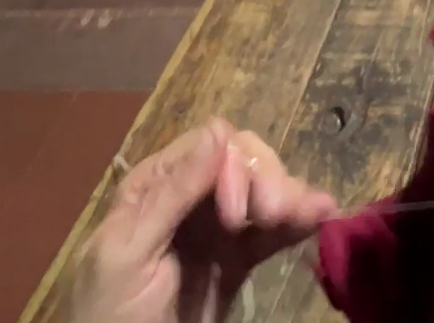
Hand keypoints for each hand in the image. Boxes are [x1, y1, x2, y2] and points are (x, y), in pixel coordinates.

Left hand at [68, 119, 337, 322]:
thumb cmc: (110, 314)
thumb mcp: (129, 253)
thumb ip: (172, 193)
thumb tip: (220, 130)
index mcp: (158, 183)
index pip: (212, 144)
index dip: (234, 166)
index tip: (235, 214)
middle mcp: (194, 194)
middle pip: (247, 159)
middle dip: (267, 181)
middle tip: (274, 216)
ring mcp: (219, 226)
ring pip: (267, 189)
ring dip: (293, 196)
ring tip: (314, 213)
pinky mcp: (240, 258)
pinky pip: (275, 229)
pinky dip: (301, 219)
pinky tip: (324, 215)